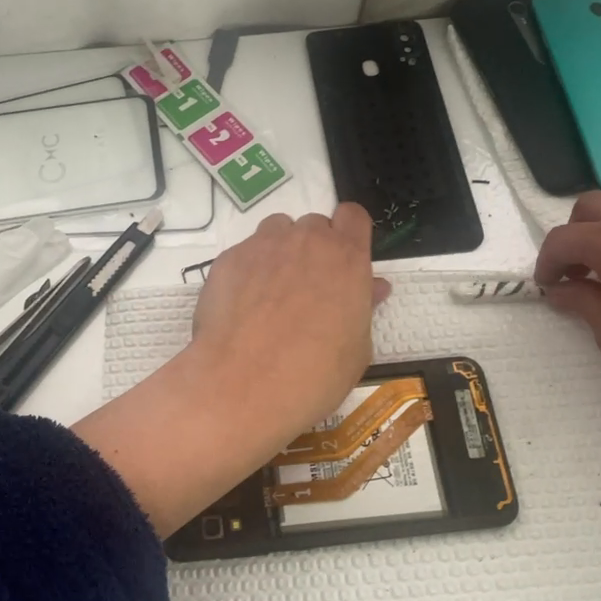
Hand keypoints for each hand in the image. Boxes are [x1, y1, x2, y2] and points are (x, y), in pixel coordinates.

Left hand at [72, 203, 389, 535]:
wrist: (244, 385)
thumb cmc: (315, 374)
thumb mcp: (356, 349)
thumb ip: (362, 307)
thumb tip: (373, 287)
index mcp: (346, 257)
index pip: (353, 215)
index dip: (349, 233)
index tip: (345, 259)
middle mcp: (305, 240)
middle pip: (314, 225)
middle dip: (314, 248)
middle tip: (309, 289)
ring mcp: (262, 246)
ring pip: (277, 231)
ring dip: (281, 251)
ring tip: (273, 293)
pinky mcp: (228, 260)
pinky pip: (245, 254)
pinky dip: (248, 271)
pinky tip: (243, 307)